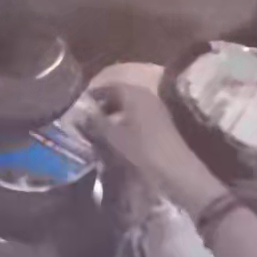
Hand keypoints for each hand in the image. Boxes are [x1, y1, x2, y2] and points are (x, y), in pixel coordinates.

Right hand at [81, 63, 231, 214]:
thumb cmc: (143, 149)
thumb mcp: (113, 136)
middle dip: (102, 104)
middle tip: (86, 117)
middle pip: (119, 94)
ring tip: (98, 127)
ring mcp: (155, 108)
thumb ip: (95, 121)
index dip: (93, 95)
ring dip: (113, 113)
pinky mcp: (161, 121)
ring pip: (128, 105)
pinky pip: (137, 114)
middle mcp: (146, 95)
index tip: (79, 106)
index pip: (108, 86)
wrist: (177, 170)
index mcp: (133, 93)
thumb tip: (80, 112)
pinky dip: (124, 120)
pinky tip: (116, 134)